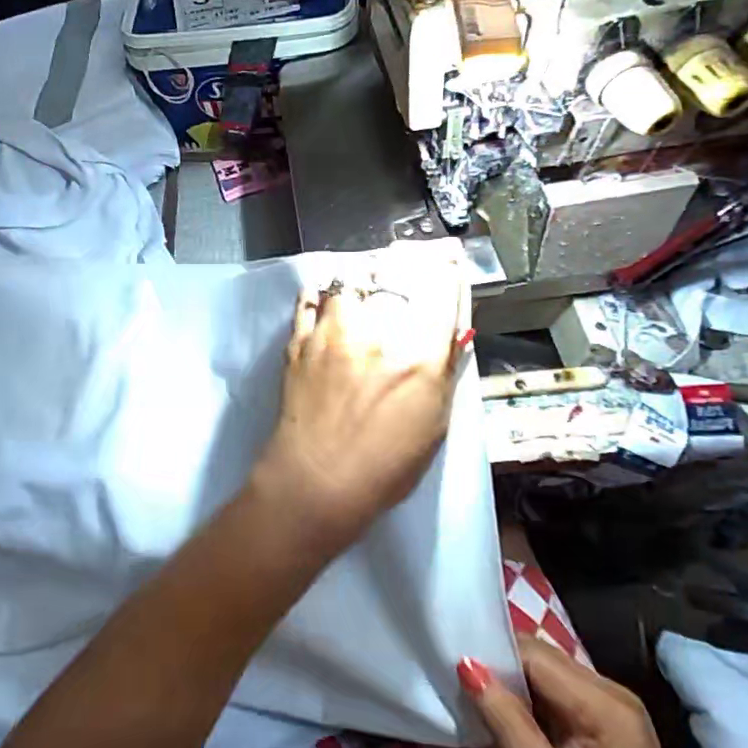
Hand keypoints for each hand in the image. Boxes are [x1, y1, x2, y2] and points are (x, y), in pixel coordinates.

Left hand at [253, 248, 470, 545]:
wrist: (316, 482)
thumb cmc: (384, 468)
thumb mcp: (432, 428)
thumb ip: (440, 377)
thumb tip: (445, 343)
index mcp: (419, 360)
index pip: (440, 300)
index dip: (446, 276)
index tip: (447, 265)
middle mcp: (378, 336)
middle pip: (394, 281)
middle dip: (402, 273)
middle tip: (403, 272)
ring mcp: (334, 335)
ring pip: (348, 284)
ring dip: (358, 283)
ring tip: (360, 289)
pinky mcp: (300, 343)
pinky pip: (309, 302)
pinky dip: (319, 294)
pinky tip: (324, 296)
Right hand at [460, 636, 685, 747]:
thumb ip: (510, 728)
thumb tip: (466, 666)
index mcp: (605, 703)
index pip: (533, 654)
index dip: (492, 656)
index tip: (452, 669)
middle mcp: (612, 690)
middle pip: (542, 658)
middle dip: (500, 669)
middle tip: (459, 688)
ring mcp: (615, 706)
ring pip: (548, 674)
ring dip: (513, 687)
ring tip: (477, 704)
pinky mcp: (611, 723)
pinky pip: (560, 695)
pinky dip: (531, 703)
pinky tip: (509, 720)